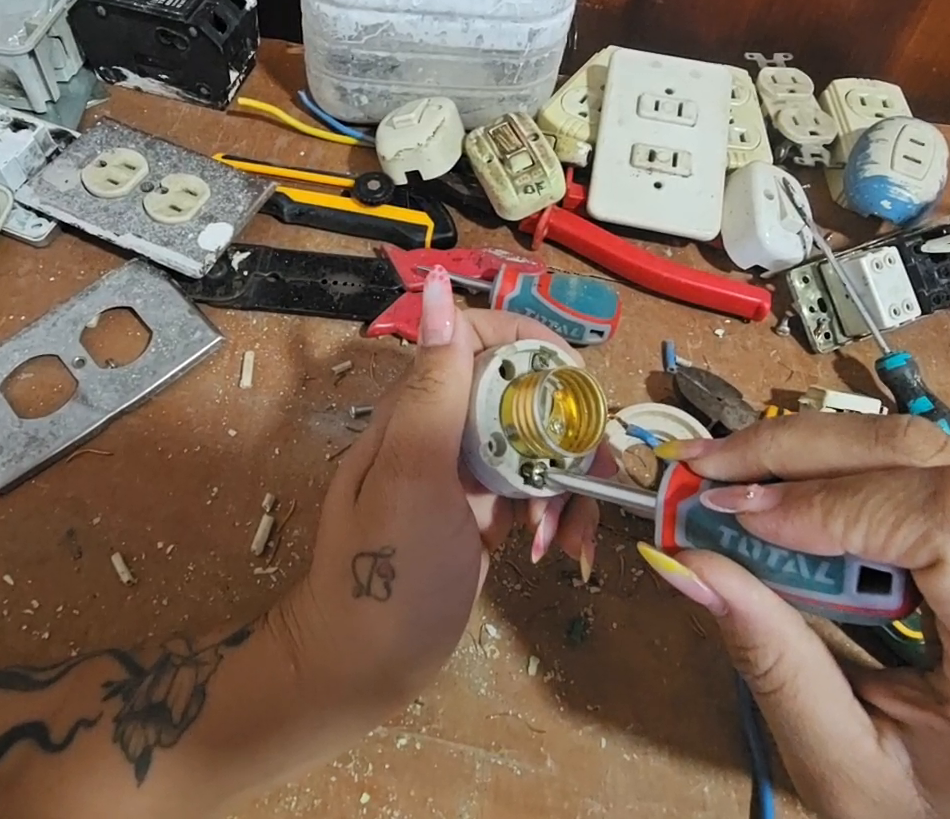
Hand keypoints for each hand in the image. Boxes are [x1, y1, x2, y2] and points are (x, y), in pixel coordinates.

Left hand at [270, 272, 601, 714]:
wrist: (363, 664)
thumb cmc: (387, 572)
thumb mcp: (413, 473)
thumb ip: (436, 383)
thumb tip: (438, 285)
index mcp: (422, 404)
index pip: (483, 336)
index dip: (535, 348)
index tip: (575, 389)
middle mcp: (445, 425)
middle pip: (525, 392)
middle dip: (565, 432)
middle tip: (586, 480)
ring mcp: (466, 469)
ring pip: (537, 443)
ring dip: (566, 483)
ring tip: (562, 535)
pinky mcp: (483, 509)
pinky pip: (534, 489)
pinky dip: (554, 514)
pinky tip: (551, 550)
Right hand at [644, 415, 949, 818]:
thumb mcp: (849, 772)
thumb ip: (772, 663)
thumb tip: (685, 565)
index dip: (833, 503)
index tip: (737, 515)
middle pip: (926, 460)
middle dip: (795, 451)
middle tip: (700, 469)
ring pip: (919, 447)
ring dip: (808, 447)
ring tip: (726, 470)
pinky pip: (922, 469)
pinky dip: (835, 464)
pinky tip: (779, 484)